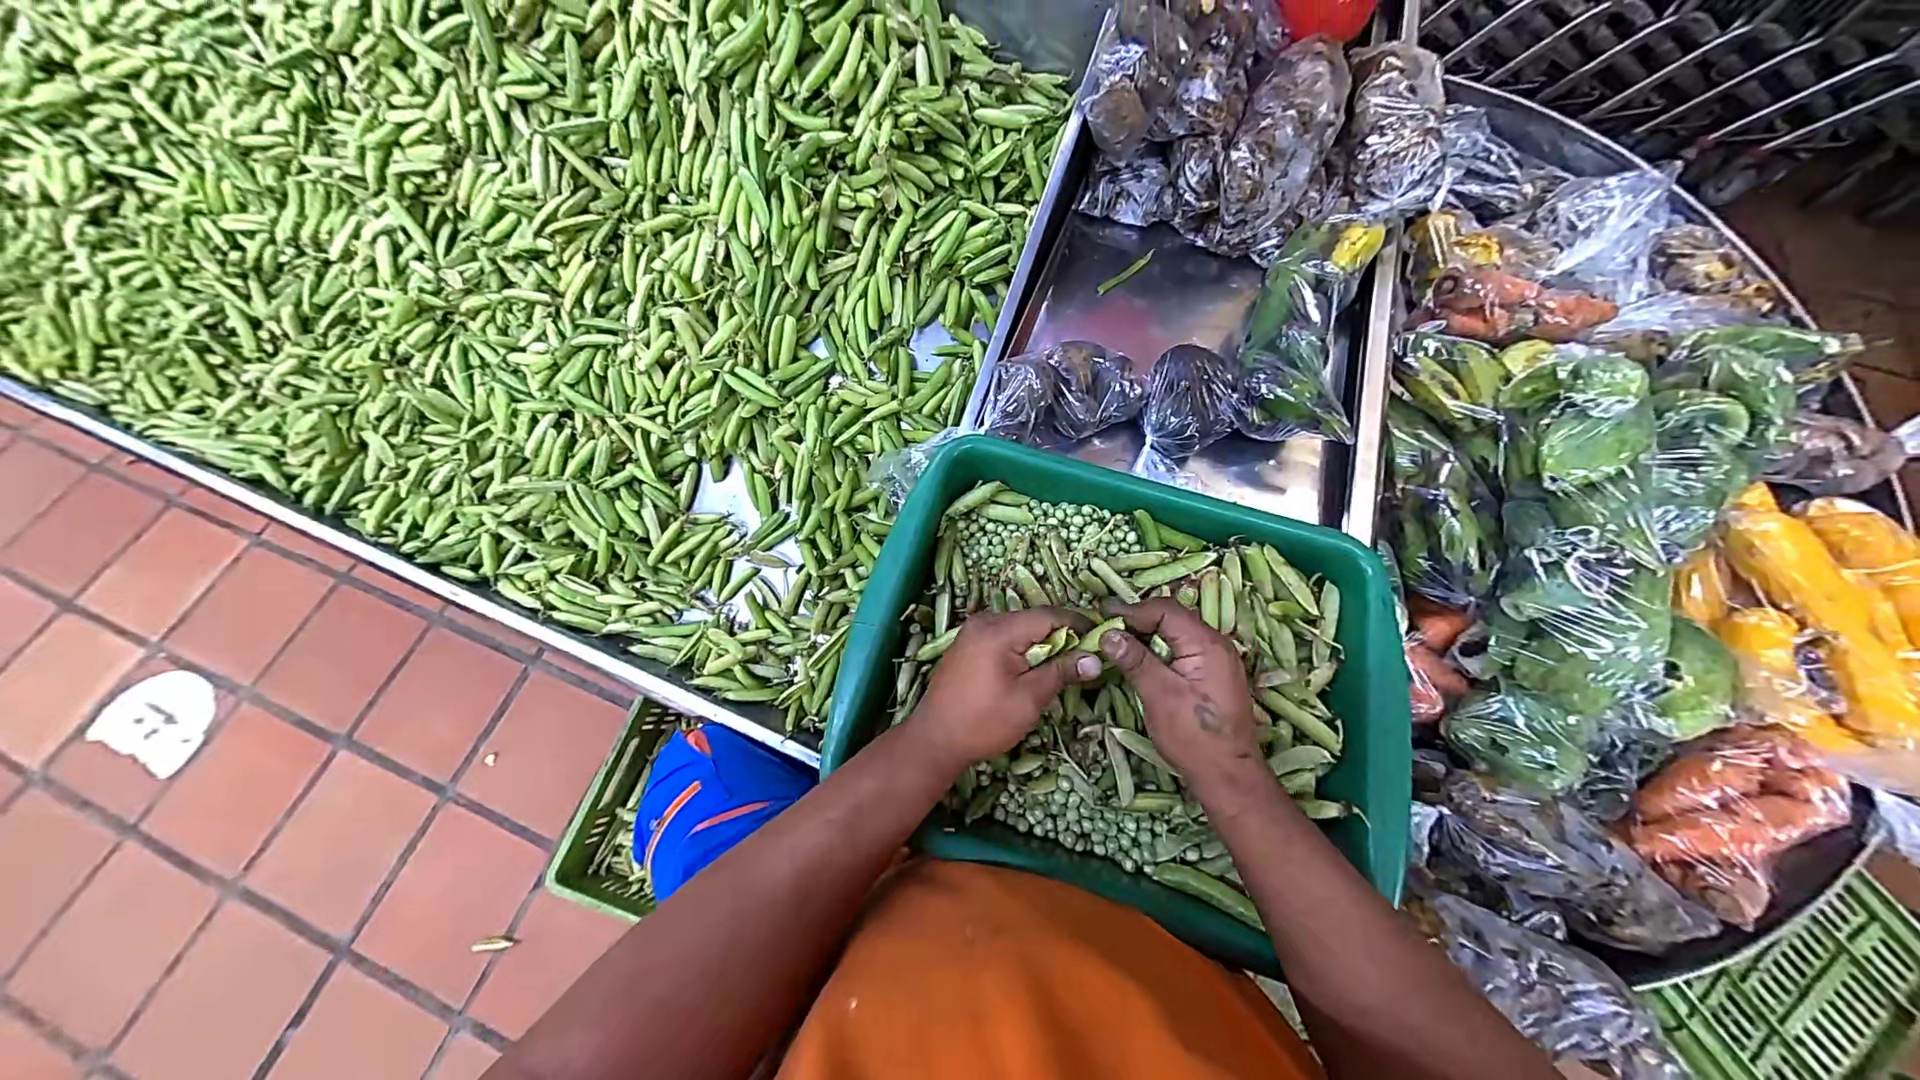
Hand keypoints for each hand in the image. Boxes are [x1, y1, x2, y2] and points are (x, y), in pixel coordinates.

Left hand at [909, 608, 1101, 774]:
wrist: (934, 740)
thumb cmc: (984, 722)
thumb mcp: (1029, 699)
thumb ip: (1062, 672)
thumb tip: (1096, 659)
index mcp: (998, 630)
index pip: (1049, 615)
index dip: (1079, 624)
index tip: (1103, 638)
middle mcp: (984, 621)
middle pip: (1034, 619)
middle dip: (1063, 635)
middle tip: (1087, 656)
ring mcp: (973, 632)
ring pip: (1020, 628)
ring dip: (1043, 642)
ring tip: (1066, 664)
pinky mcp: (968, 644)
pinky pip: (1004, 636)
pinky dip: (1023, 647)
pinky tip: (1035, 667)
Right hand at [1099, 599, 1263, 789]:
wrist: (1228, 776)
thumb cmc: (1194, 737)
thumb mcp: (1160, 695)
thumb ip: (1135, 660)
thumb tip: (1109, 634)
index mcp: (1207, 644)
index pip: (1166, 610)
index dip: (1132, 611)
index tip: (1103, 616)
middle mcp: (1216, 645)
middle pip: (1172, 618)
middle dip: (1138, 620)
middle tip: (1106, 626)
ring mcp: (1217, 660)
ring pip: (1176, 633)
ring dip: (1146, 634)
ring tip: (1116, 641)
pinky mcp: (1212, 676)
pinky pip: (1182, 649)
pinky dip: (1158, 649)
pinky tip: (1139, 658)